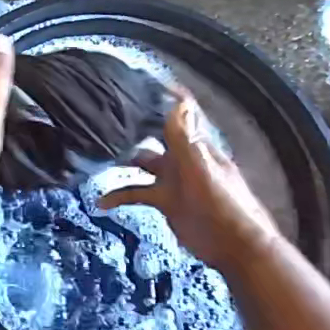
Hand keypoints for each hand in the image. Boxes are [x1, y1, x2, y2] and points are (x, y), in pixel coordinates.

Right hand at [97, 91, 279, 267]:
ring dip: (121, 161)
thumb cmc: (223, 205)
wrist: (235, 248)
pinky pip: (137, 193)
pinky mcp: (165, 201)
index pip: (181, 113)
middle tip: (104, 118)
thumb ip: (186, 139)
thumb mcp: (201, 169)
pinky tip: (101, 203)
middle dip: (134, 127)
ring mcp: (173, 180)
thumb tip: (176, 102)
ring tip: (94, 157)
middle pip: (155, 135)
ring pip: (141, 163)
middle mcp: (184, 158)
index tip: (139, 81)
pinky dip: (118, 196)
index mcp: (196, 146)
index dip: (164, 97)